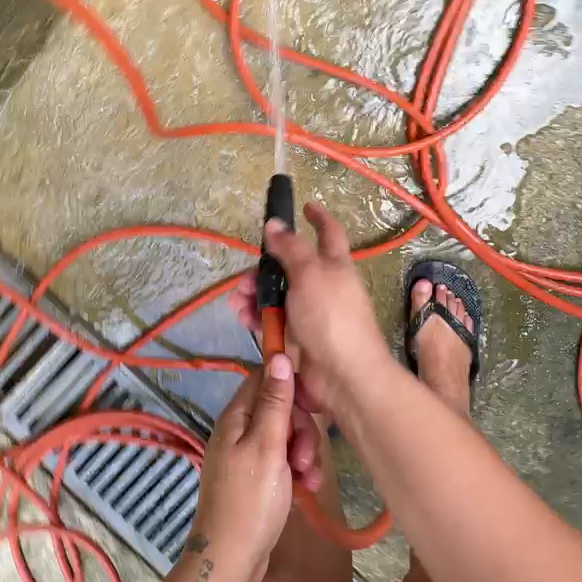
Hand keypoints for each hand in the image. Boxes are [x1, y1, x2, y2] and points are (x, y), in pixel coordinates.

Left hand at [192, 353, 303, 581]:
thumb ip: (275, 402)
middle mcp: (238, 432)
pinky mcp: (255, 480)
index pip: (264, 380)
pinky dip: (296, 472)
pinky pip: (281, 462)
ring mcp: (245, 457)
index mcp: (236, 418)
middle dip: (301, 430)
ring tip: (309, 479)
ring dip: (303, 454)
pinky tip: (306, 489)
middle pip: (278, 410)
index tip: (313, 405)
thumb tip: (278, 354)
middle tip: (307, 456)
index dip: (290, 387)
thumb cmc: (250, 501)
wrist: (231, 561)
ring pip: (284, 438)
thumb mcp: (268, 447)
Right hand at [232, 203, 392, 411]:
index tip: (306, 206)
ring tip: (237, 300)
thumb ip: (290, 248)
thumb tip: (274, 224)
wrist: (344, 375)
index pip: (329, 233)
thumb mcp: (310, 273)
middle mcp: (323, 286)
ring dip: (254, 293)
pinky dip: (256, 316)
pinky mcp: (297, 337)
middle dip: (265, 267)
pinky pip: (272, 320)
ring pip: (277, 294)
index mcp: (334, 265)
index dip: (318, 218)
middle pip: (290, 267)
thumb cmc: (332, 316)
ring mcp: (309, 313)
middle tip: (246, 275)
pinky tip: (242, 317)